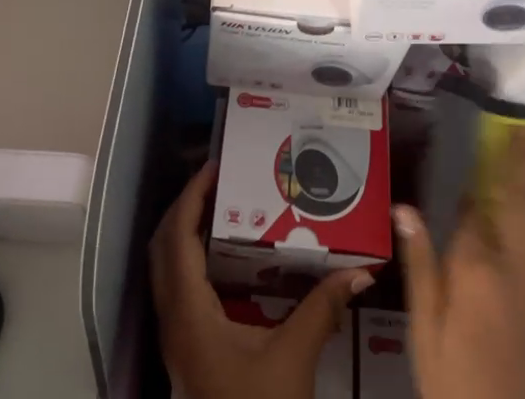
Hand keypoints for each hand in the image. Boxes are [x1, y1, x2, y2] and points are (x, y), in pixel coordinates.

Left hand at [151, 161, 373, 398]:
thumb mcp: (293, 359)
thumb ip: (322, 309)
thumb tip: (360, 271)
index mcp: (190, 313)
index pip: (177, 239)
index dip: (191, 198)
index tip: (214, 166)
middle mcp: (173, 318)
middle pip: (164, 247)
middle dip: (185, 207)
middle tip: (220, 180)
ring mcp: (176, 334)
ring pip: (166, 267)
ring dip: (185, 231)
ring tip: (222, 206)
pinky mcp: (186, 346)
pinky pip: (178, 286)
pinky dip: (192, 258)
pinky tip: (227, 257)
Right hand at [395, 128, 524, 398]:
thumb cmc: (461, 388)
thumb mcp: (426, 336)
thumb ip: (422, 269)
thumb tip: (406, 209)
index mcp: (477, 272)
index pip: (474, 210)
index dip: (472, 181)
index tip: (471, 151)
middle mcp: (522, 266)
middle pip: (524, 199)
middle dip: (524, 161)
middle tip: (524, 127)